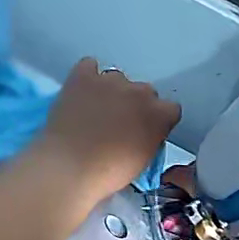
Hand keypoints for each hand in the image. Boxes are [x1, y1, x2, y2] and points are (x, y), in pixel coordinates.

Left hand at [28, 58, 179, 205]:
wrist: (69, 167)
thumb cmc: (107, 173)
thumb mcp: (142, 160)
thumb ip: (149, 138)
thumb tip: (141, 134)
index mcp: (159, 115)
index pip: (169, 108)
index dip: (155, 119)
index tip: (143, 130)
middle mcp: (139, 91)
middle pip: (143, 91)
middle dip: (133, 104)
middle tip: (116, 123)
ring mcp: (111, 81)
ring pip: (117, 78)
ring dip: (110, 91)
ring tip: (93, 110)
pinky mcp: (83, 76)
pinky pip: (88, 66)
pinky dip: (86, 76)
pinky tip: (80, 91)